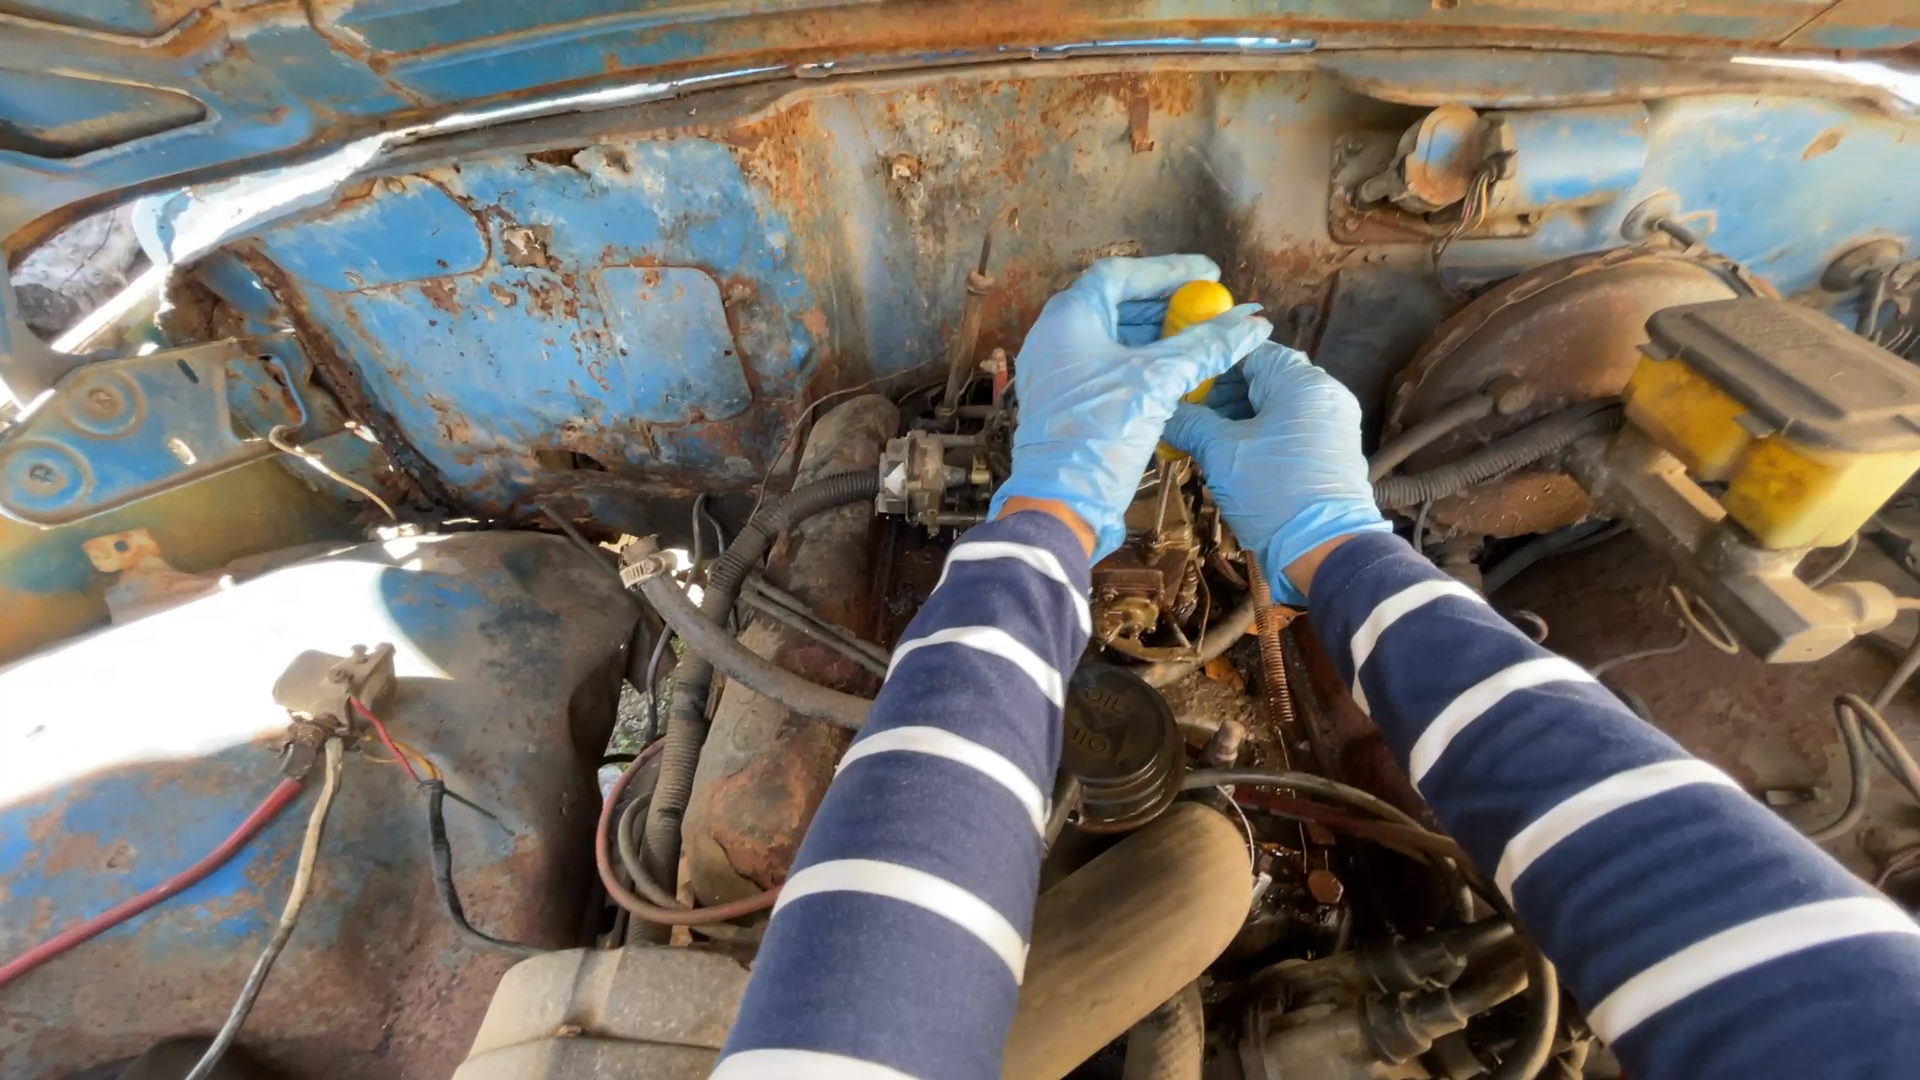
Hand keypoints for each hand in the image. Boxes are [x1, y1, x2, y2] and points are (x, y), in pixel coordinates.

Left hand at [990, 255, 1271, 558]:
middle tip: (1206, 308)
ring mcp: (1054, 370)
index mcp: (1067, 318)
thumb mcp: (1160, 380)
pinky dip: (1138, 363)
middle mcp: (1053, 338)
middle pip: (1114, 304)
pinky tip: (1174, 371)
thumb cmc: (1102, 431)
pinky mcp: (1062, 399)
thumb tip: (1254, 322)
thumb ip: (1206, 346)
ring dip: (1155, 336)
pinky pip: (1103, 367)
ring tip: (1197, 339)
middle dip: (1164, 304)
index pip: (1119, 274)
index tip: (1209, 275)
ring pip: (1110, 338)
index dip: (1167, 270)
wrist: (1062, 499)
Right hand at [1162, 341, 1390, 604]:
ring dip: (1235, 416)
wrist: (1323, 549)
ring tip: (1201, 435)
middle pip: (1263, 378)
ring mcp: (1330, 424)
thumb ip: (1190, 423)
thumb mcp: (1221, 453)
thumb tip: (1164, 410)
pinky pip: (1286, 428)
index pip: (1252, 351)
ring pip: (1273, 405)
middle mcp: (1324, 395)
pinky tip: (1226, 453)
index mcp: (1303, 383)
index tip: (1182, 378)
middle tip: (1186, 411)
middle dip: (1221, 393)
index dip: (1213, 361)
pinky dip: (1256, 434)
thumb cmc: (1272, 490)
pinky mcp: (1327, 451)